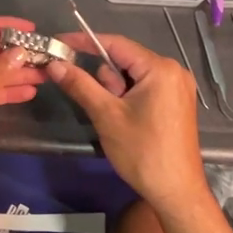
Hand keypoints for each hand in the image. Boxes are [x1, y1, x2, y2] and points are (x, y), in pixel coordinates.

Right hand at [46, 32, 212, 210]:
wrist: (176, 190)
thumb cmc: (142, 152)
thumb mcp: (106, 116)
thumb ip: (80, 85)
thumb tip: (54, 64)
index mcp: (160, 68)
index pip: (116, 44)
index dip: (85, 42)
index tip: (59, 44)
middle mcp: (173, 70)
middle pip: (125, 60)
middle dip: (106, 79)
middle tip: (104, 107)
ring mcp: (178, 87)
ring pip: (133, 76)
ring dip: (117, 91)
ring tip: (118, 120)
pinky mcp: (177, 102)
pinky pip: (145, 87)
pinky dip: (129, 97)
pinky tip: (127, 120)